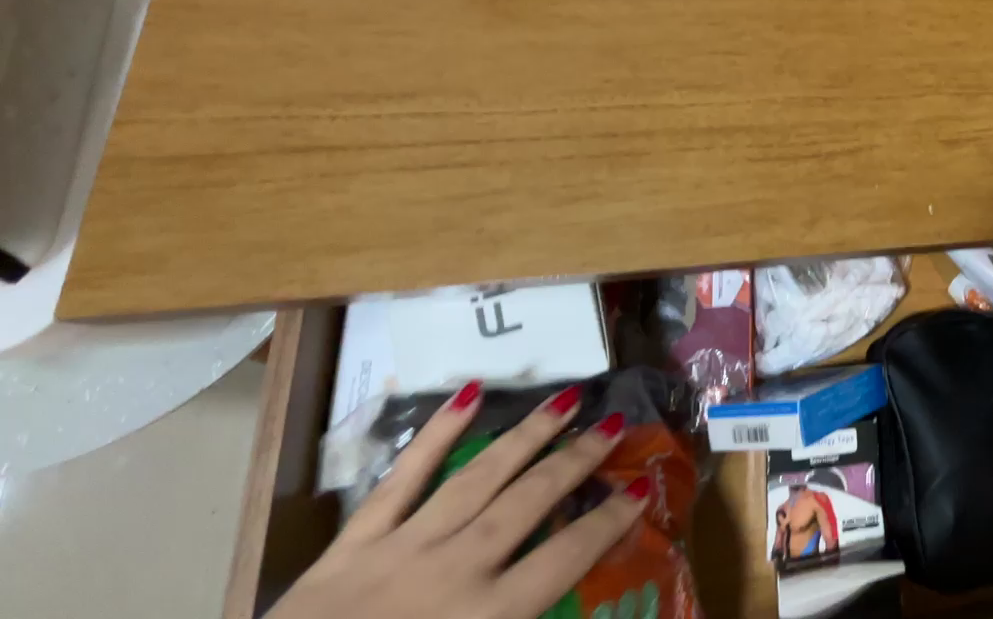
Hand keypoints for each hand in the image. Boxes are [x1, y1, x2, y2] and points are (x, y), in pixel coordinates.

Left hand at [266, 382, 648, 618]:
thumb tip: (568, 602)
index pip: (567, 558)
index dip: (609, 522)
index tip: (640, 490)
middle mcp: (455, 572)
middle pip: (530, 502)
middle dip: (576, 461)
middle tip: (613, 425)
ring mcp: (401, 550)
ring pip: (478, 477)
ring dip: (527, 435)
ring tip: (566, 399)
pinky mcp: (351, 545)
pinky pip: (400, 480)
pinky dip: (436, 436)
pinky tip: (468, 395)